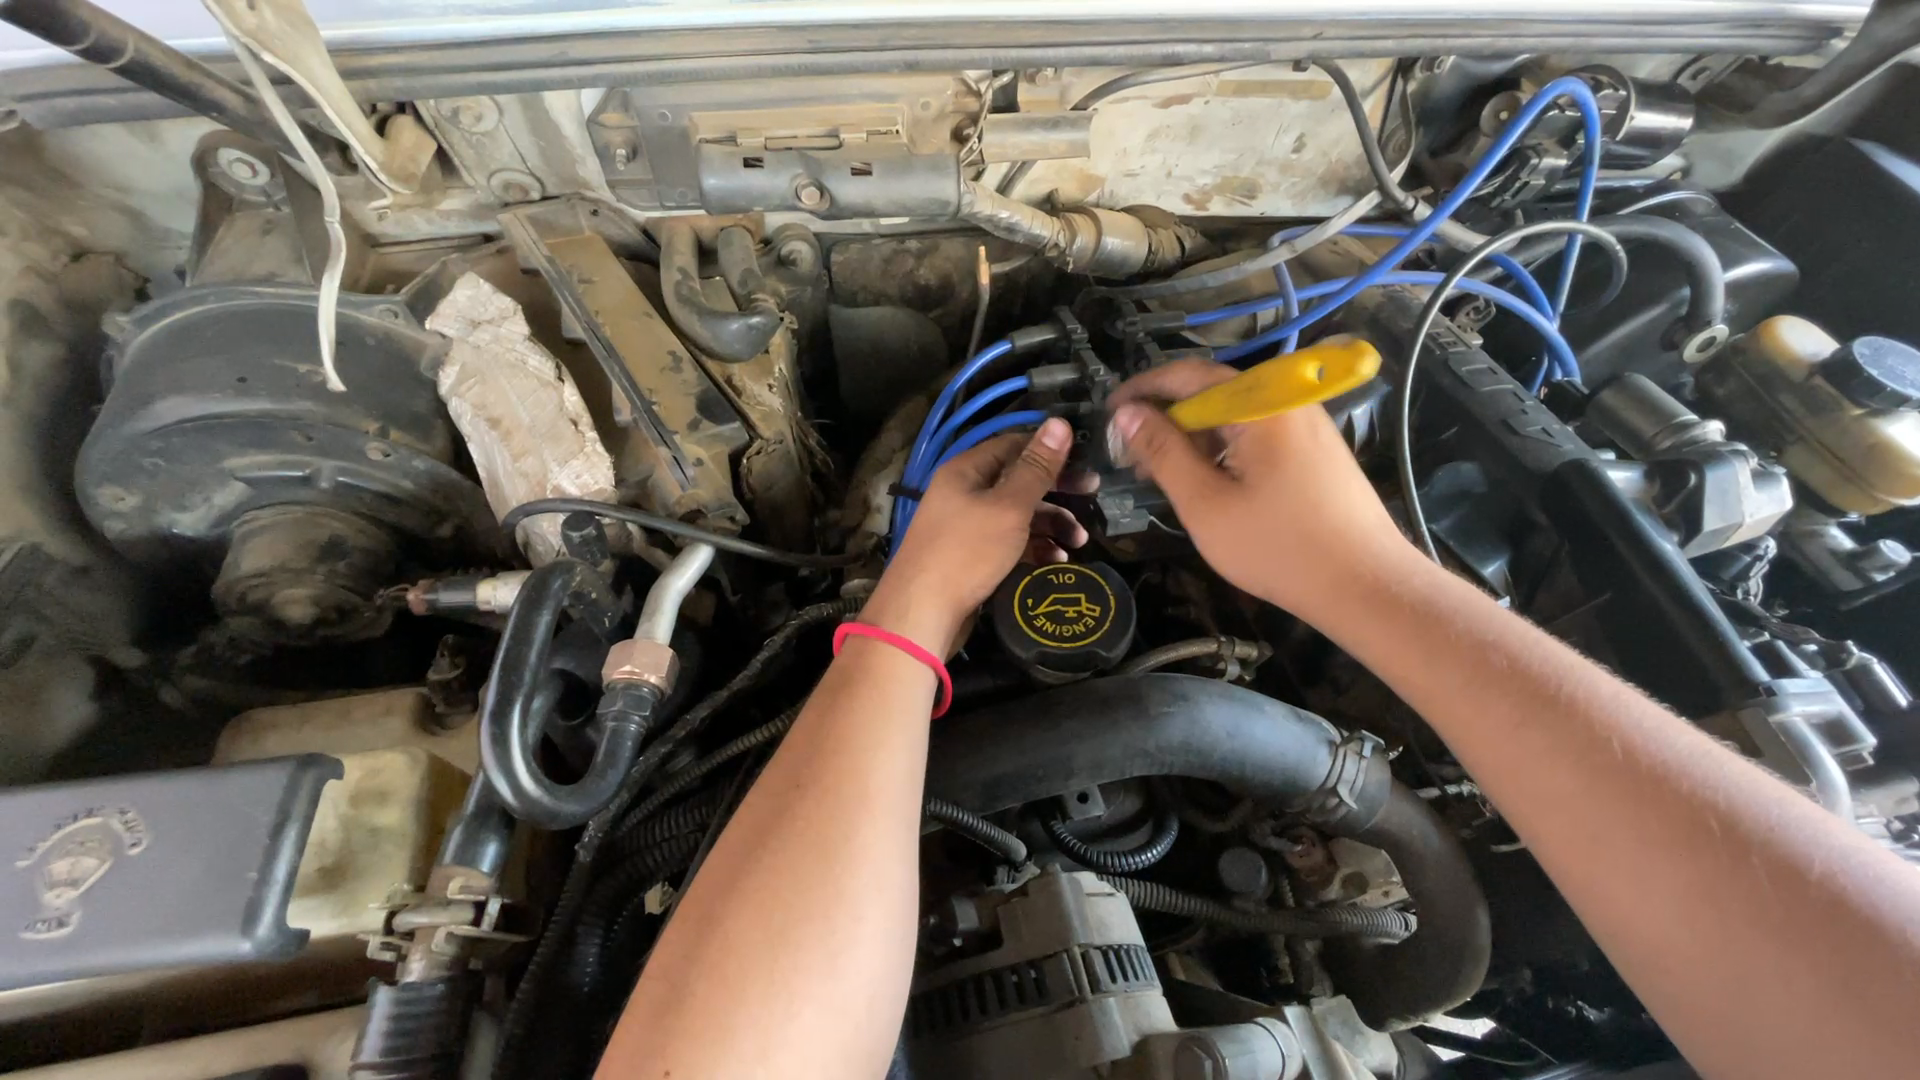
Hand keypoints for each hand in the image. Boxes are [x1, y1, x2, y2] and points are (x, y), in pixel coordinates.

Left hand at [868, 417, 1081, 653]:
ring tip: (1077, 542)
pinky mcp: (972, 557)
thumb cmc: (966, 552)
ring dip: (1050, 524)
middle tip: (1092, 496)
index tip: (1085, 460)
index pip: (1013, 444)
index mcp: (966, 470)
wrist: (922, 613)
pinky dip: (1033, 548)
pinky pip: (1009, 543)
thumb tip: (1059, 423)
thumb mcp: (1008, 507)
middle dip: (1056, 491)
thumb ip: (1036, 469)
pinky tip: (1055, 560)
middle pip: (1018, 481)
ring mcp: (967, 526)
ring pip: (1017, 515)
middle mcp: (964, 492)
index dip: (1049, 449)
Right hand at [1108, 358, 1419, 620]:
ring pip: (1234, 415)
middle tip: (1130, 453)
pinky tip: (1205, 480)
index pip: (1188, 374)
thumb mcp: (1205, 502)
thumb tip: (1127, 414)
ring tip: (1161, 471)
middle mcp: (1287, 402)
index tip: (1109, 414)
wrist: (1366, 586)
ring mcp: (1306, 425)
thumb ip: (1162, 452)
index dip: (1142, 389)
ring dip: (1192, 435)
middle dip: (1165, 417)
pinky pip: (1257, 434)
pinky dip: (1222, 448)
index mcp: (1261, 405)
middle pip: (1212, 392)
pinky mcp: (1315, 450)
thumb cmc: (1278, 547)